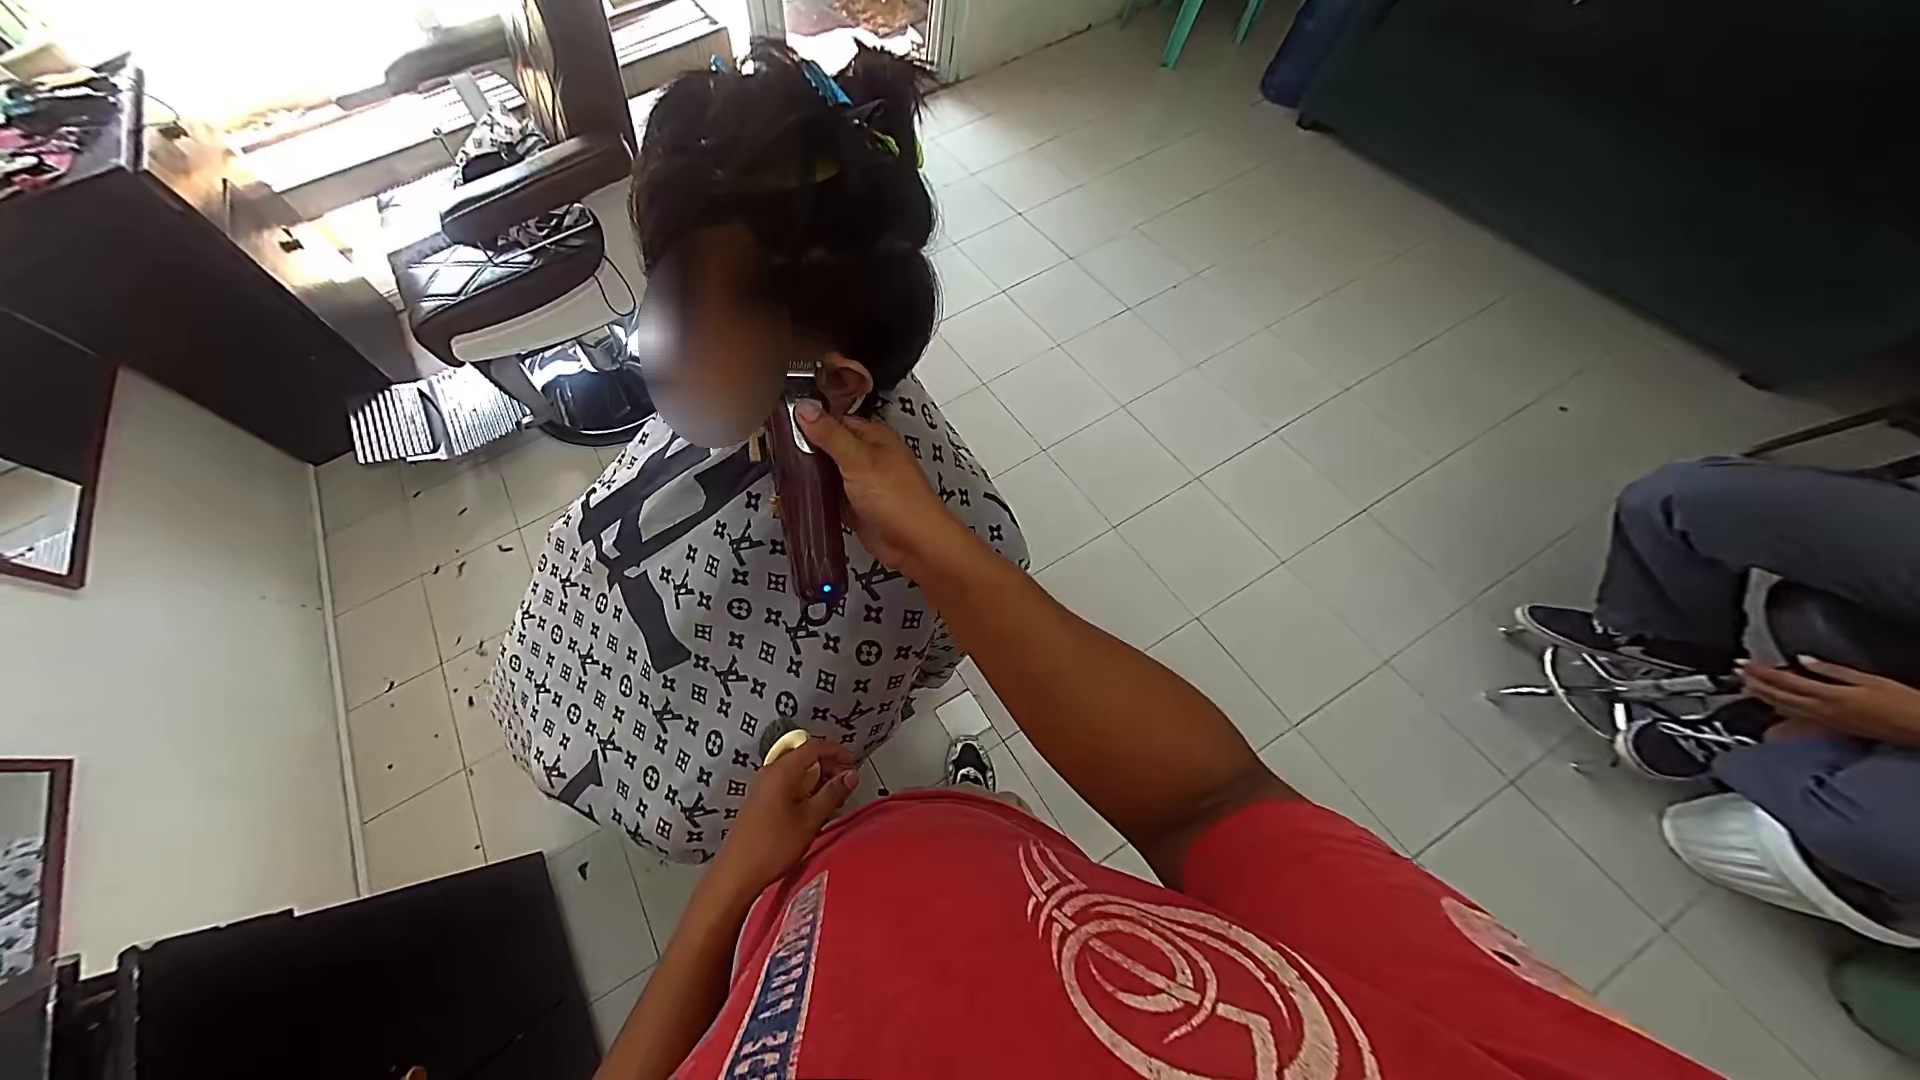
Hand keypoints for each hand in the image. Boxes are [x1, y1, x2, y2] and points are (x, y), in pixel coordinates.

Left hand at [710, 735, 858, 895]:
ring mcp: (763, 787)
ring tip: (833, 799)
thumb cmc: (774, 846)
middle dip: (828, 766)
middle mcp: (770, 772)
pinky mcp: (760, 801)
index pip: (814, 746)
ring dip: (817, 780)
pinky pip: (787, 784)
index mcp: (782, 771)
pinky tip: (814, 810)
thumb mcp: (811, 818)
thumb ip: (833, 793)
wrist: (736, 875)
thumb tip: (851, 775)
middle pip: (804, 757)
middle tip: (845, 782)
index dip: (837, 751)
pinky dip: (804, 789)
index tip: (853, 762)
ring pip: (796, 772)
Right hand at [795, 399, 959, 573]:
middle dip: (806, 451)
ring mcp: (862, 484)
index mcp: (874, 438)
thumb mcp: (858, 459)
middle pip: (829, 447)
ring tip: (782, 476)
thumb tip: (806, 408)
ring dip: (809, 477)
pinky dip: (816, 500)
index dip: (811, 420)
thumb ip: (830, 434)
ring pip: (828, 475)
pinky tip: (798, 501)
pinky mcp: (856, 509)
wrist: (915, 544)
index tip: (784, 423)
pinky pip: (831, 500)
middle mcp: (868, 459)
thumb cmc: (901, 500)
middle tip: (778, 452)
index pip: (836, 419)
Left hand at [1739, 656, 1919, 742]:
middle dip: (1752, 681)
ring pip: (1780, 706)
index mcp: (1829, 696)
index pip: (1782, 680)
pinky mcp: (1831, 728)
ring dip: (1760, 694)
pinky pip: (1795, 716)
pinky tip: (1771, 702)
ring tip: (1745, 684)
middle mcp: (1821, 710)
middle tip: (1736, 670)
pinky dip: (1777, 706)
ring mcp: (1824, 721)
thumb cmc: (1908, 704)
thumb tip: (1803, 659)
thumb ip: (1832, 670)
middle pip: (1774, 694)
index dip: (1759, 670)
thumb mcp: (1871, 681)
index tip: (1742, 661)